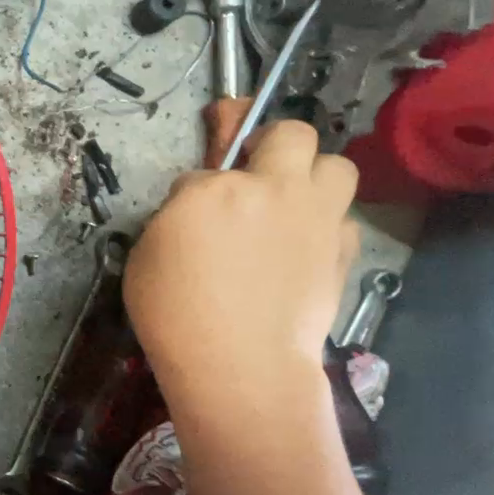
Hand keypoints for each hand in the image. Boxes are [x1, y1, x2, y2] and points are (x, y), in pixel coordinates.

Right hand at [124, 121, 359, 403]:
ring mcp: (318, 216)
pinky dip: (323, 223)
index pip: (202, 169)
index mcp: (212, 189)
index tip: (189, 199)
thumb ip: (177, 218)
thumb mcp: (148, 255)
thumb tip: (196, 208)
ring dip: (310, 175)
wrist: (238, 359)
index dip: (193, 185)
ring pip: (335, 165)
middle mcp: (273, 189)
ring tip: (286, 202)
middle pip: (290, 135)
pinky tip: (300, 247)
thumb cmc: (173, 310)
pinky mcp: (346, 247)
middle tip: (249, 170)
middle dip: (268, 144)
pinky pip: (342, 216)